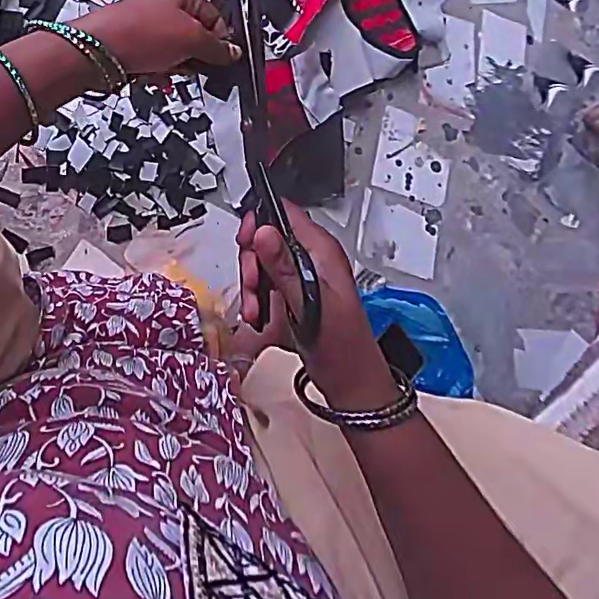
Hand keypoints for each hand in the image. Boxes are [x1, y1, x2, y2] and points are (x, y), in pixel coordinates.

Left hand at [72, 0, 238, 77]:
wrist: (96, 51)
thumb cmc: (134, 32)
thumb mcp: (192, 39)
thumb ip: (218, 47)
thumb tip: (232, 52)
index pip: (215, 16)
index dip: (222, 38)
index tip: (225, 55)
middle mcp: (162, 8)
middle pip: (195, 37)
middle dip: (195, 56)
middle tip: (192, 63)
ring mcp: (146, 29)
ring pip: (175, 54)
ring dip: (174, 66)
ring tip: (166, 68)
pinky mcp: (133, 48)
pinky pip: (155, 64)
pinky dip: (156, 72)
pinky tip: (151, 73)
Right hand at [238, 202, 394, 404]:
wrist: (352, 385)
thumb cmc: (343, 348)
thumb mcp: (308, 303)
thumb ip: (283, 266)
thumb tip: (264, 232)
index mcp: (322, 251)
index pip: (284, 213)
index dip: (259, 222)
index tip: (246, 242)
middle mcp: (313, 258)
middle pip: (267, 237)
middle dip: (251, 260)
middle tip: (252, 282)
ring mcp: (304, 274)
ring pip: (263, 260)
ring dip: (251, 282)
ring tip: (255, 306)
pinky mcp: (296, 290)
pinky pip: (267, 280)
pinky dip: (257, 295)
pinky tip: (258, 312)